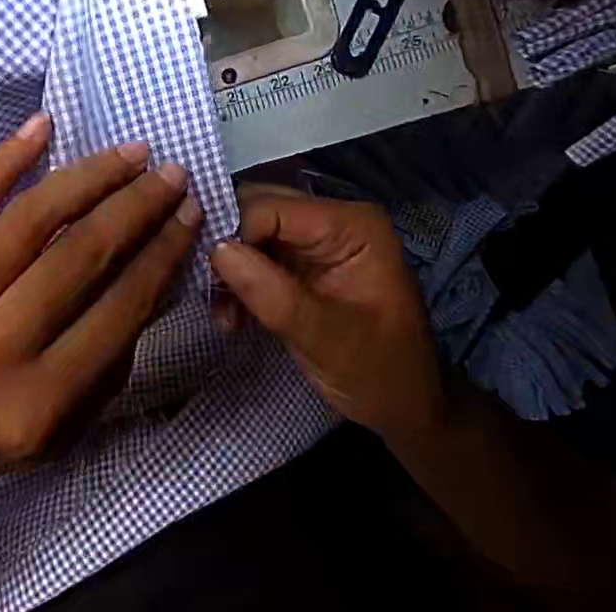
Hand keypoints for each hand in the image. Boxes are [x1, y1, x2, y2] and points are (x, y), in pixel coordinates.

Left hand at [0, 113, 201, 498]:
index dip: (161, 253)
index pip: (116, 308)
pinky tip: (43, 124)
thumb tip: (163, 256)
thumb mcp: (83, 409)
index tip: (191, 212)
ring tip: (129, 153)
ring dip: (86, 177)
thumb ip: (122, 339)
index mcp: (37, 400)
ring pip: (27, 221)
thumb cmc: (17, 429)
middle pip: (75, 257)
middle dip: (134, 208)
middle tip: (170, 174)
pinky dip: (6, 159)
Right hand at [209, 184, 448, 437]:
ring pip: (251, 231)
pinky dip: (239, 280)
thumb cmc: (380, 373)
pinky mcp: (303, 260)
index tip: (209, 276)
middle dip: (227, 249)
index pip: (274, 208)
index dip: (234, 233)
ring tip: (222, 314)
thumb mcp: (325, 340)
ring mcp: (316, 238)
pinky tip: (232, 315)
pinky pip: (257, 253)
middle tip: (208, 293)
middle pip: (258, 211)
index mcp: (351, 225)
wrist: (408, 407)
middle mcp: (332, 219)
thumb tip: (216, 250)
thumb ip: (272, 294)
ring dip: (229, 269)